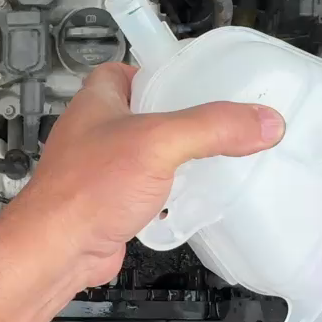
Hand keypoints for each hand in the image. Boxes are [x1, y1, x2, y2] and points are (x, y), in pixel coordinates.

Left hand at [0, 62, 283, 286]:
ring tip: (214, 159)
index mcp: (98, 101)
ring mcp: (100, 171)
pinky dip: (168, 194)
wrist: (57, 250)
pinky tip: (191, 201)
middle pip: (144, 114)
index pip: (128, 70)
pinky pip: (145, 191)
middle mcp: (95, 132)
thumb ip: (212, 127)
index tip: (194, 78)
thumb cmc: (87, 189)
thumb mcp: (159, 143)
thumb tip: (264, 121)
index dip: (159, 71)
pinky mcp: (109, 205)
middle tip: (217, 123)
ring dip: (175, 160)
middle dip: (179, 120)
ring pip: (146, 156)